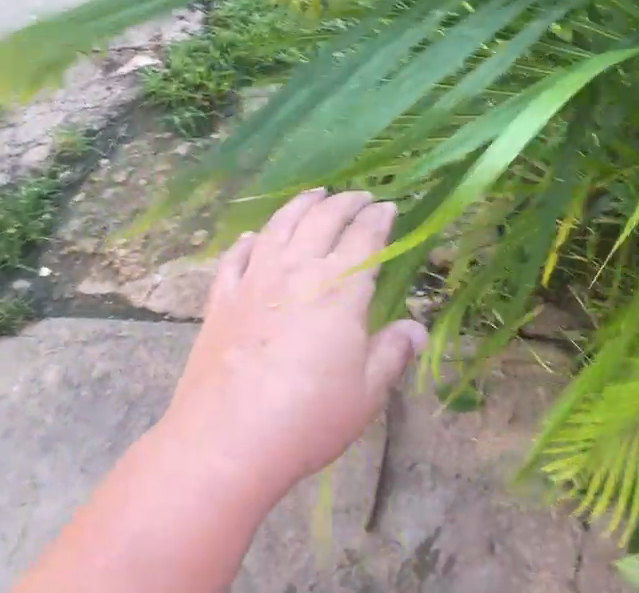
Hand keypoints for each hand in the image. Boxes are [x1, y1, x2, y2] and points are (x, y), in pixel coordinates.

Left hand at [160, 189, 427, 502]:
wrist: (225, 443)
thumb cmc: (307, 418)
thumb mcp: (366, 392)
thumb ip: (393, 353)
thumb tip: (417, 328)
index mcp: (340, 288)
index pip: (366, 237)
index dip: (380, 218)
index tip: (389, 207)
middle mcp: (298, 270)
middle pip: (324, 219)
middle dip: (346, 202)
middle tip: (361, 196)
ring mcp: (255, 280)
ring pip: (281, 226)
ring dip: (301, 204)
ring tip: (315, 194)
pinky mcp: (221, 300)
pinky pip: (236, 257)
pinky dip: (250, 240)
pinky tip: (254, 236)